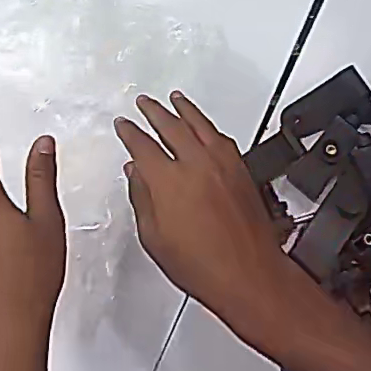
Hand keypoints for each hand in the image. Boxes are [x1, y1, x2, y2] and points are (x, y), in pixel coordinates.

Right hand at [114, 93, 316, 348]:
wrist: (247, 272)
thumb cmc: (203, 264)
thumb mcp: (155, 238)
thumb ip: (142, 199)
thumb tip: (135, 174)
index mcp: (169, 181)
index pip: (143, 146)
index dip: (130, 133)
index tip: (123, 124)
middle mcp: (196, 164)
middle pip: (171, 126)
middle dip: (154, 112)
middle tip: (144, 102)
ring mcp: (221, 163)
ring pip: (199, 124)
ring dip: (184, 108)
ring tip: (174, 98)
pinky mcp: (240, 167)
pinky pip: (220, 136)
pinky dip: (207, 124)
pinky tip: (204, 124)